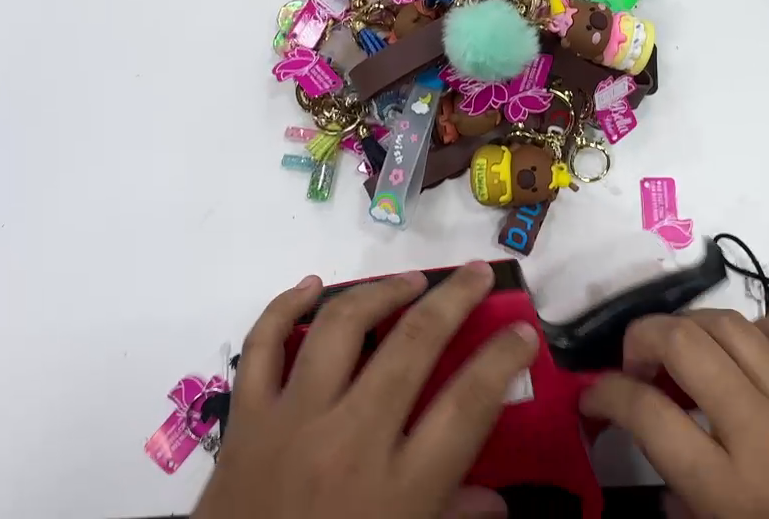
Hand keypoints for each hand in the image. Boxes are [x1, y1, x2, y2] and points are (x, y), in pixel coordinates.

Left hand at [194, 263, 539, 518]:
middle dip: (454, 299)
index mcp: (399, 489)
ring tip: (412, 280)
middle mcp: (350, 441)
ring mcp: (293, 422)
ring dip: (382, 291)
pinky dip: (283, 306)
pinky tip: (311, 286)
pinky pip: (261, 345)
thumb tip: (499, 500)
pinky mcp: (245, 419)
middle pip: (412, 345)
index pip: (468, 404)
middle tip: (476, 274)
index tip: (523, 331)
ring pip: (341, 327)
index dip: (503, 359)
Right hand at [581, 310, 768, 518]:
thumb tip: (664, 481)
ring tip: (680, 348)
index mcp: (730, 488)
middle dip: (640, 338)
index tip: (592, 396)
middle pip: (683, 345)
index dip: (605, 394)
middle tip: (632, 362)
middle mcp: (762, 432)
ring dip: (691, 326)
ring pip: (731, 326)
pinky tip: (748, 349)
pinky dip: (759, 328)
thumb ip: (689, 511)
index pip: (647, 414)